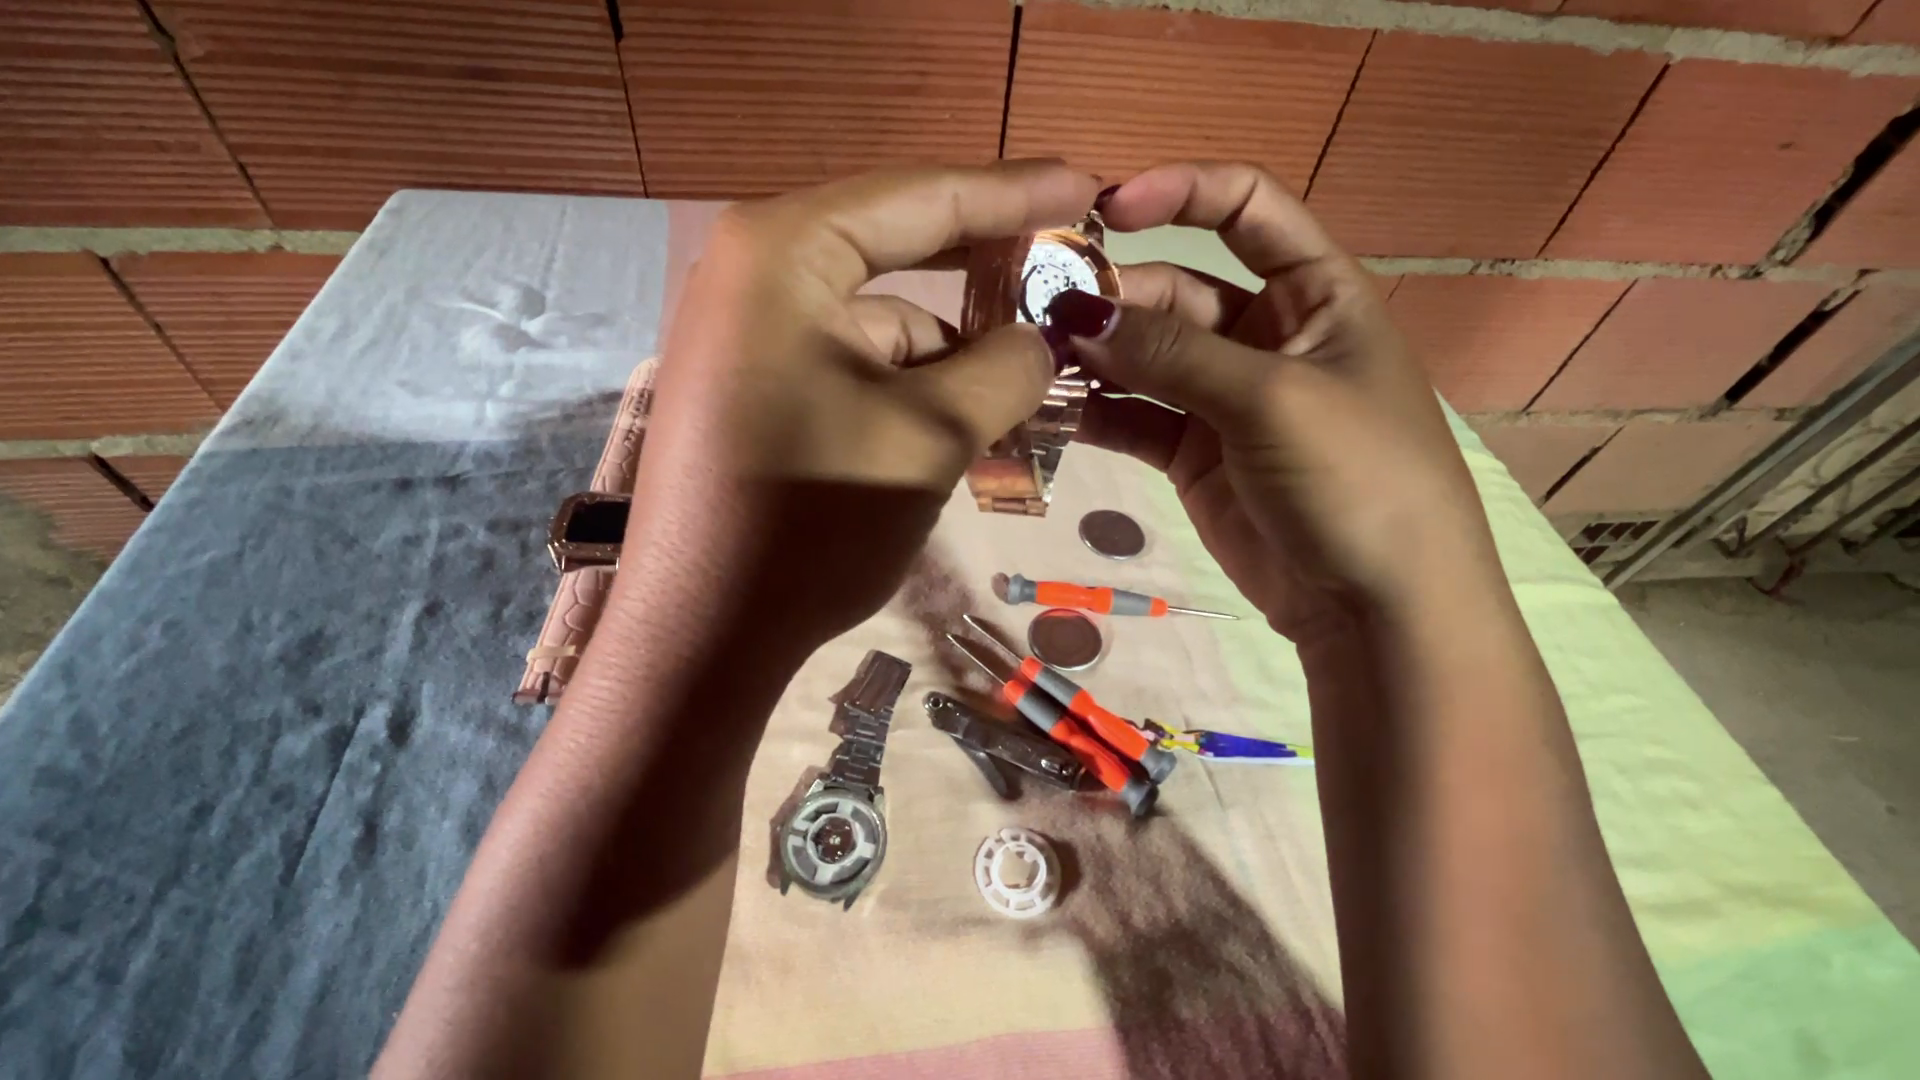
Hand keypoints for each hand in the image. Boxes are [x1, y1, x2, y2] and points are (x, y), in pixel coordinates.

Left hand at [616, 162, 1100, 646]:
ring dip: (950, 355)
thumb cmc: (814, 520)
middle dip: (982, 271)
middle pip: (895, 253)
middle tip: (1065, 267)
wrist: (705, 636)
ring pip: (878, 324)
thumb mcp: (930, 435)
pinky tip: (959, 428)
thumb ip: (1006, 368)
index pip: (919, 197)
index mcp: (784, 251)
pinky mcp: (752, 391)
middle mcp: (754, 274)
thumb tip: (1042, 338)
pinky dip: (909, 390)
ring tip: (1023, 392)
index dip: (1013, 192)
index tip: (1089, 184)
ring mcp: (746, 336)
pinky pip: (851, 367)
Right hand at [1056, 162, 1497, 639]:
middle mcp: (1267, 335)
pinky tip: (1047, 409)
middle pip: (1177, 291)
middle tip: (1038, 312)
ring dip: (1094, 357)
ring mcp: (1225, 398)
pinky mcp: (1194, 455)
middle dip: (1113, 297)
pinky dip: (1095, 412)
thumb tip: (1077, 311)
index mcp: (1315, 293)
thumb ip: (1172, 354)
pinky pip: (1135, 417)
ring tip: (1030, 360)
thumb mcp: (1270, 398)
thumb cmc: (1355, 476)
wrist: (1377, 607)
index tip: (1104, 207)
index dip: (1180, 193)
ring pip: (1146, 359)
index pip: (1248, 208)